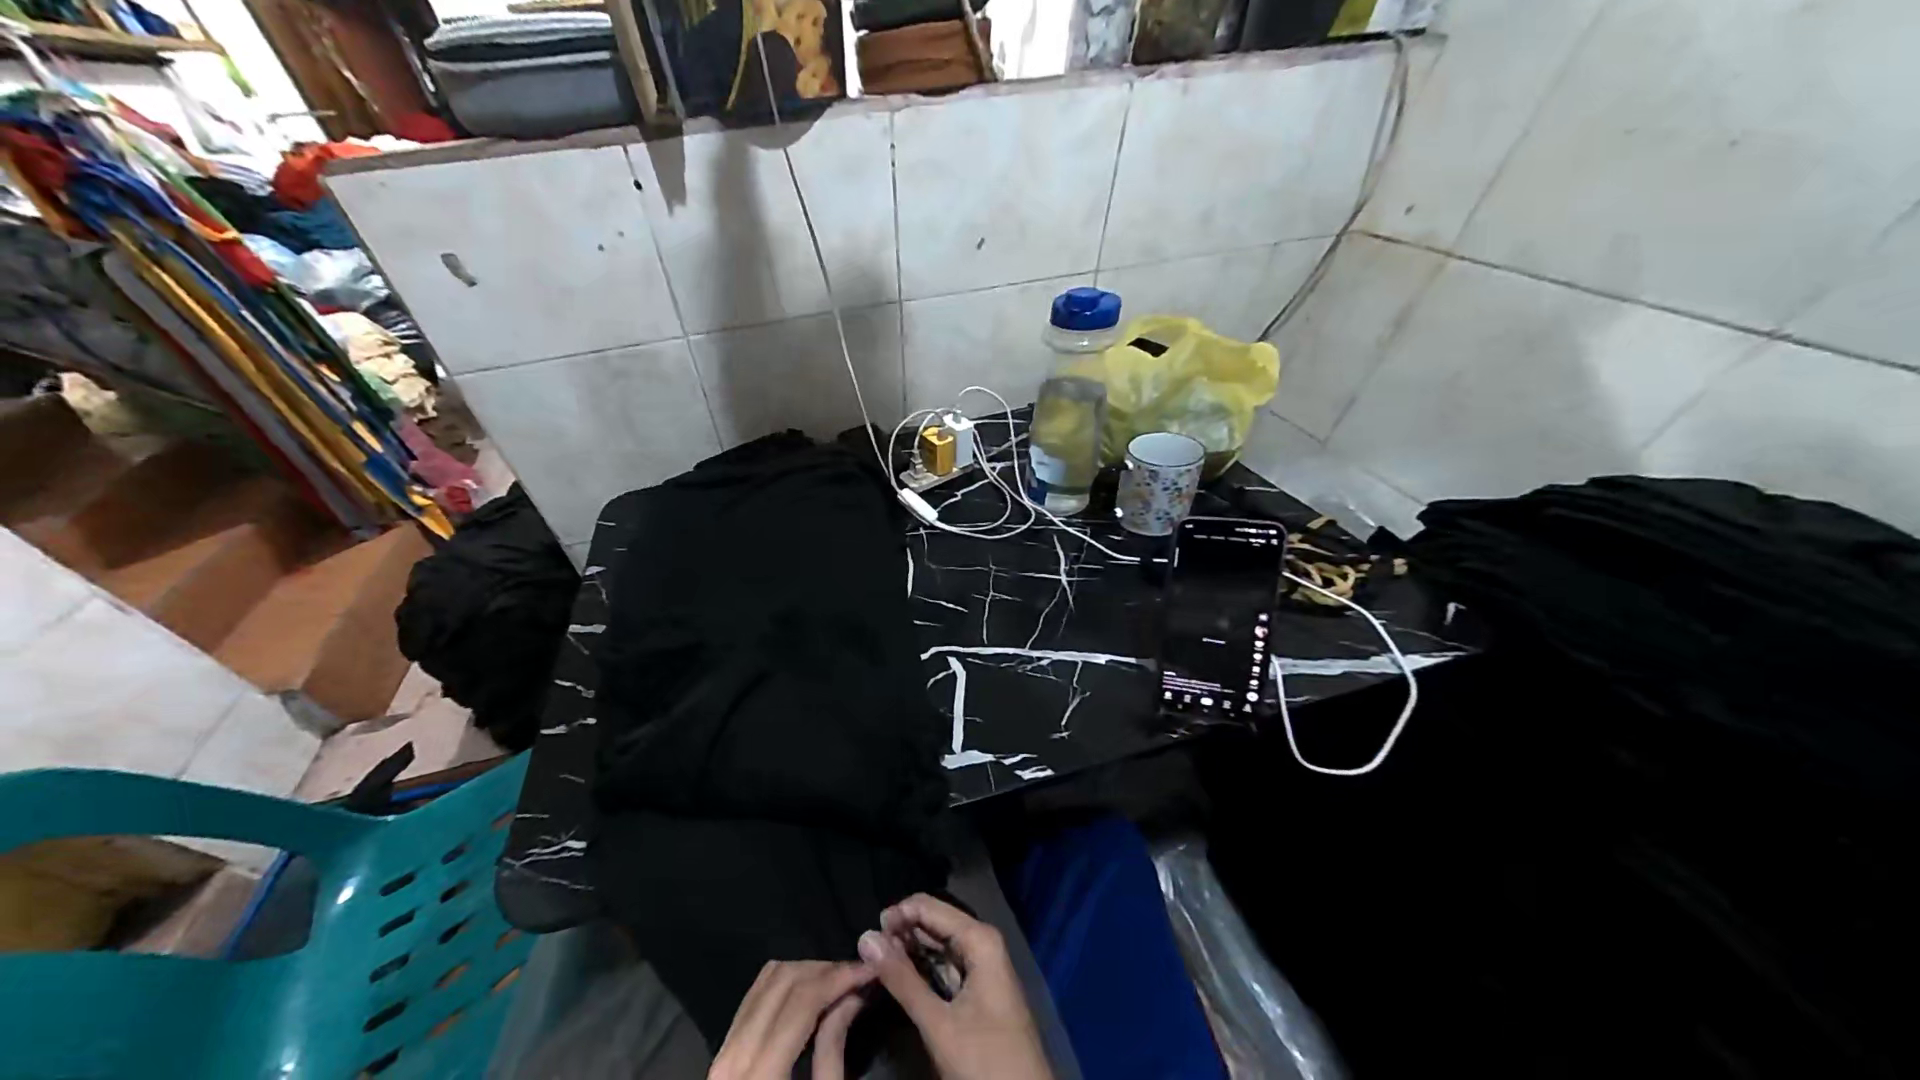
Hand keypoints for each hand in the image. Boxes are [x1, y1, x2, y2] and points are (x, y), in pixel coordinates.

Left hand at [709, 960, 873, 1079]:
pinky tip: (812, 994)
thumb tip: (853, 993)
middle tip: (859, 974)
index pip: (802, 1000)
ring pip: (766, 981)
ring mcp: (721, 1053)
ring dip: (806, 973)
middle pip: (783, 980)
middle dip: (825, 970)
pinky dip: (786, 986)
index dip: (839, 976)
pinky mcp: (721, 1054)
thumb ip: (833, 1048)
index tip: (872, 968)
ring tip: (839, 982)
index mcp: (759, 1076)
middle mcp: (732, 1056)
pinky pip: (754, 998)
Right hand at [859, 894, 1053, 1079]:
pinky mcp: (976, 988)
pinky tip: (898, 974)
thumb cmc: (985, 1060)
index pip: (929, 907)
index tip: (866, 937)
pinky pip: (944, 965)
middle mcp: (982, 943)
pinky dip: (921, 968)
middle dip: (900, 932)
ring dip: (908, 950)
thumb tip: (866, 939)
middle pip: (933, 922)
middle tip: (867, 950)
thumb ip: (902, 980)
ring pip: (937, 944)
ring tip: (875, 960)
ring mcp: (981, 965)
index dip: (896, 915)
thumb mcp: (938, 1023)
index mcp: (979, 939)